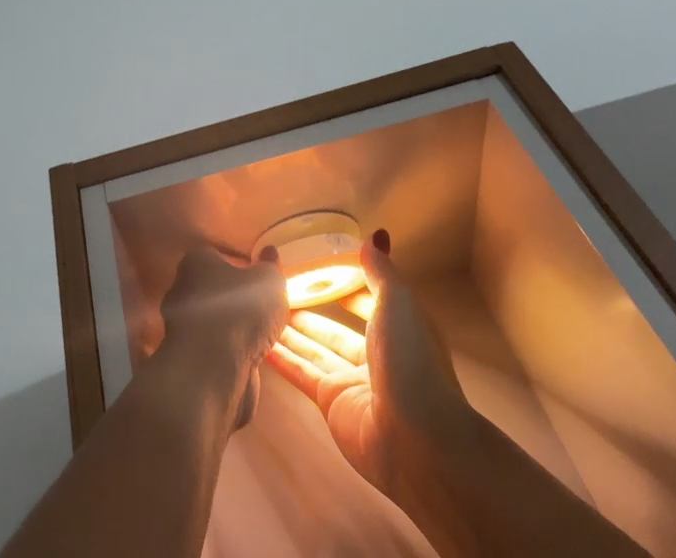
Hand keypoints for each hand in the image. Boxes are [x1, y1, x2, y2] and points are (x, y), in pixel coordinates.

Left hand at [156, 245, 287, 429]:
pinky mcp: (186, 357)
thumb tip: (269, 251)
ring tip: (262, 333)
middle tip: (263, 305)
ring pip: (212, 319)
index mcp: (195, 263)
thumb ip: (270, 266)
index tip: (259, 275)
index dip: (239, 264)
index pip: (215, 255)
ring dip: (233, 325)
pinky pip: (213, 345)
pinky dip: (229, 348)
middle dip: (234, 295)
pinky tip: (250, 354)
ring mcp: (180, 325)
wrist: (213, 370)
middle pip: (212, 287)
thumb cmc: (240, 312)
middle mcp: (181, 290)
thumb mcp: (268, 282)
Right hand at [265, 230, 474, 497]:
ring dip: (290, 332)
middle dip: (311, 310)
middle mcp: (376, 354)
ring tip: (259, 310)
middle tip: (276, 290)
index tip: (315, 269)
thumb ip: (381, 272)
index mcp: (399, 328)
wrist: (417, 438)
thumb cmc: (410, 359)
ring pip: (315, 350)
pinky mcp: (331, 403)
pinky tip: (258, 343)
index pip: (367, 301)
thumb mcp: (398, 303)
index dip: (344, 284)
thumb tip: (375, 237)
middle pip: (336, 329)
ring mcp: (353, 381)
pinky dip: (281, 358)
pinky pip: (302, 372)